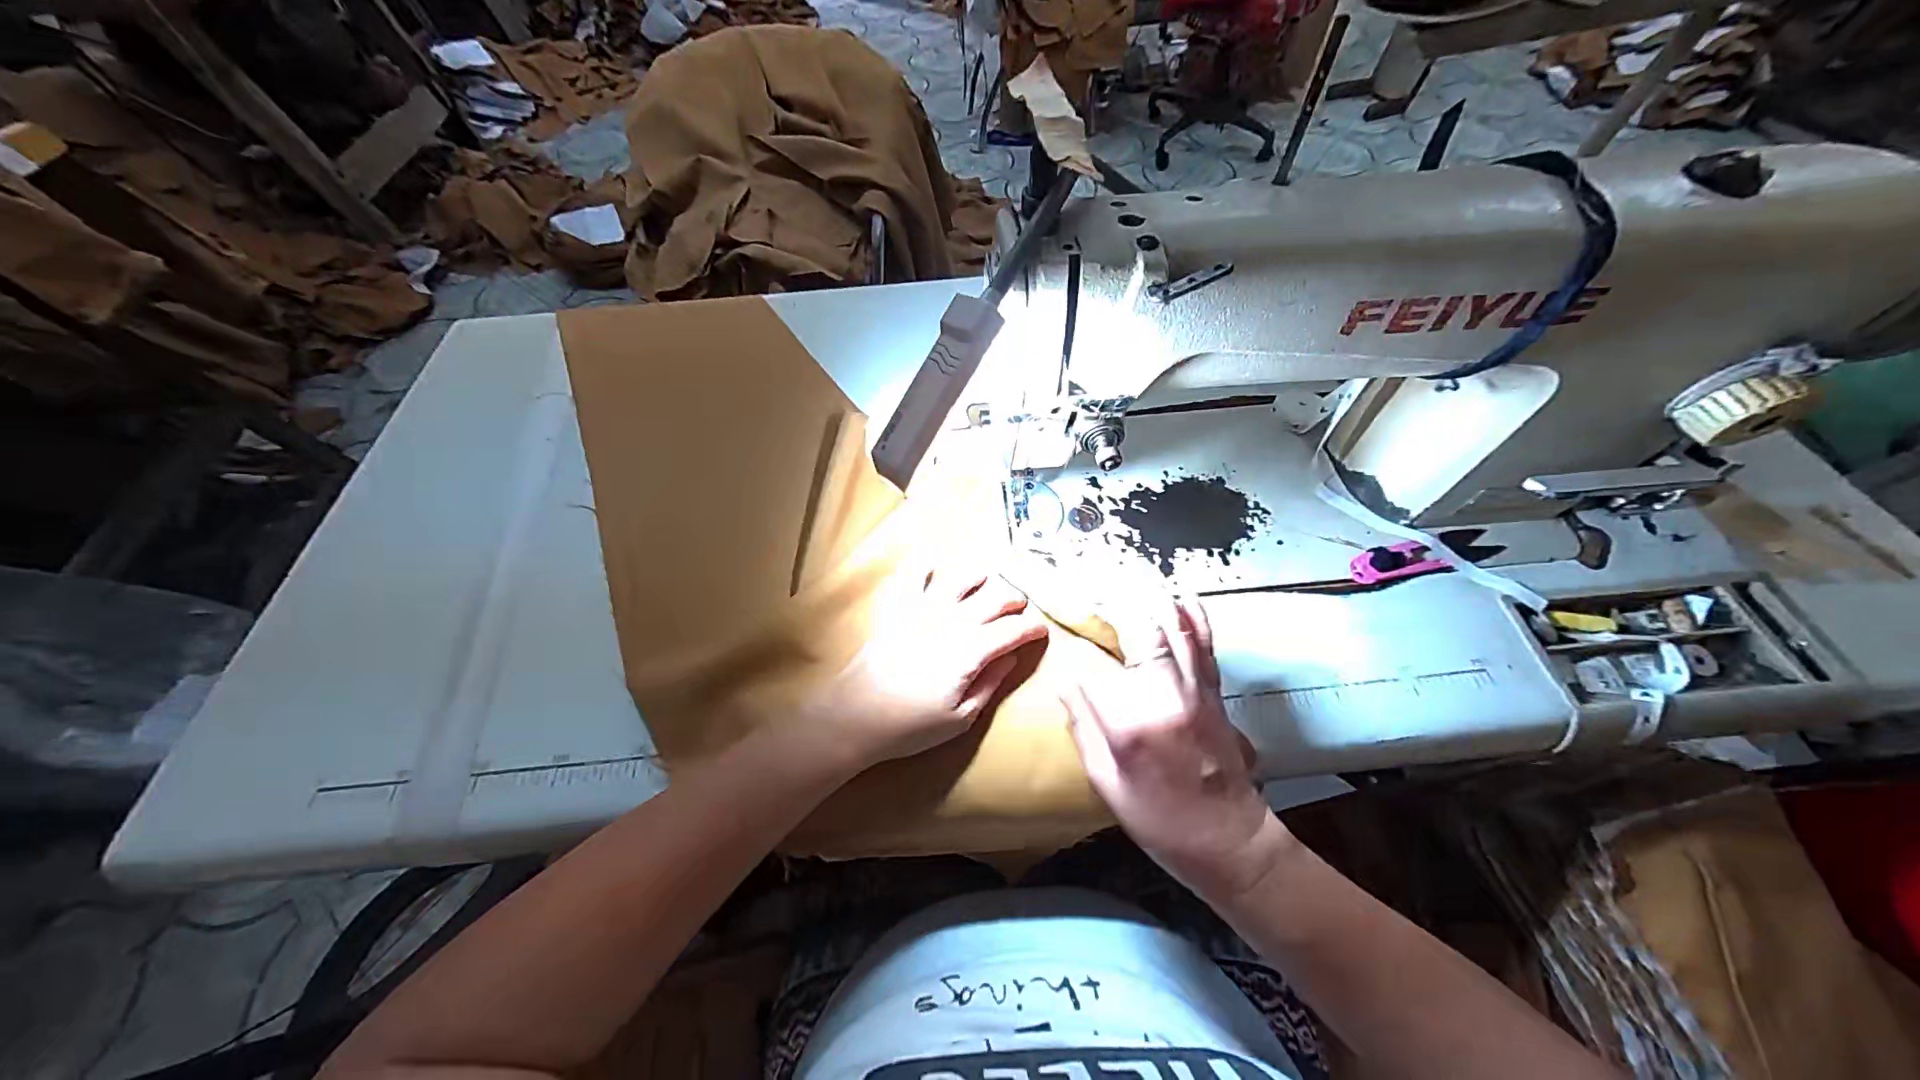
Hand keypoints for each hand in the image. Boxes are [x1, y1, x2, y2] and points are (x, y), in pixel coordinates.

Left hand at [801, 560, 1048, 770]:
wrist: (854, 716)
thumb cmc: (909, 725)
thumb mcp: (961, 718)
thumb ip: (990, 683)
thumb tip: (1011, 657)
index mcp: (972, 650)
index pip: (1014, 630)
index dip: (1032, 629)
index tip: (1040, 632)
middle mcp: (952, 620)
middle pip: (995, 596)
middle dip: (1014, 599)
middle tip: (1019, 609)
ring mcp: (922, 609)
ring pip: (962, 577)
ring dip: (981, 576)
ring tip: (987, 582)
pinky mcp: (897, 607)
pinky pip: (914, 574)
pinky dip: (927, 564)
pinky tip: (935, 564)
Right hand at [1060, 595, 1284, 902]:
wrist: (1228, 839)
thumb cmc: (1159, 819)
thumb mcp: (1105, 781)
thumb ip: (1083, 726)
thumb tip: (1068, 684)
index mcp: (1132, 720)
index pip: (1095, 666)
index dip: (1075, 642)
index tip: (1058, 622)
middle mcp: (1167, 692)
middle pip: (1140, 627)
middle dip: (1112, 601)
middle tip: (1089, 587)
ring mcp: (1196, 687)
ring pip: (1174, 625)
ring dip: (1147, 599)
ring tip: (1123, 580)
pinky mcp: (1213, 690)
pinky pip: (1203, 640)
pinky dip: (1191, 614)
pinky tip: (1179, 597)